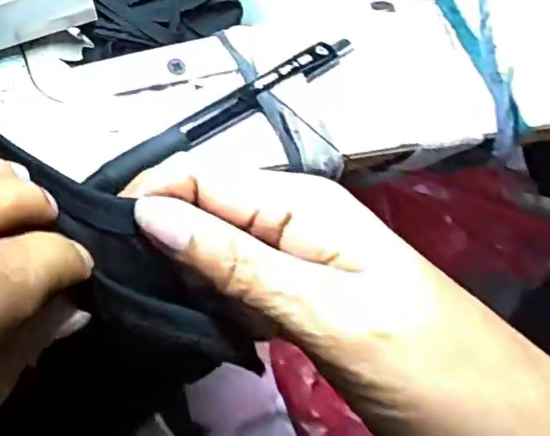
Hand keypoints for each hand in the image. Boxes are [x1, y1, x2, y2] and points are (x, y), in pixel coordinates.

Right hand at [125, 159, 549, 435]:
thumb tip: (145, 214)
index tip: (107, 237)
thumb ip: (234, 261)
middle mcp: (288, 213)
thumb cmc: (442, 375)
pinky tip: (202, 314)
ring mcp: (293, 252)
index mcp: (297, 200)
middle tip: (128, 274)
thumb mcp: (331, 317)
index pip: (192, 174)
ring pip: (207, 240)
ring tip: (158, 296)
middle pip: (195, 203)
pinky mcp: (296, 289)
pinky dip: (208, 291)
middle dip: (158, 232)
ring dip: (181, 265)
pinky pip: (229, 273)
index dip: (144, 196)